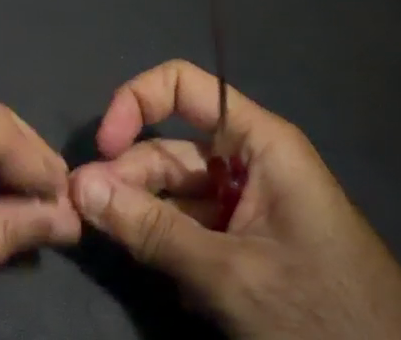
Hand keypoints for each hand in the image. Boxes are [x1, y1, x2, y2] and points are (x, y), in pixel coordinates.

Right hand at [69, 60, 400, 339]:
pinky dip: (168, 246)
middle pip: (170, 147)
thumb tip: (78, 187)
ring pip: (176, 193)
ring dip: (142, 215)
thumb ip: (152, 230)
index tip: (103, 149)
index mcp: (259, 144)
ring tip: (112, 244)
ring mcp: (250, 207)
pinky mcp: (249, 246)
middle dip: (127, 176)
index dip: (135, 103)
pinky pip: (192, 229)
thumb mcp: (230, 274)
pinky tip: (162, 277)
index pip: (182, 87)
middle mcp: (251, 163)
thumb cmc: (322, 313)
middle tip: (83, 213)